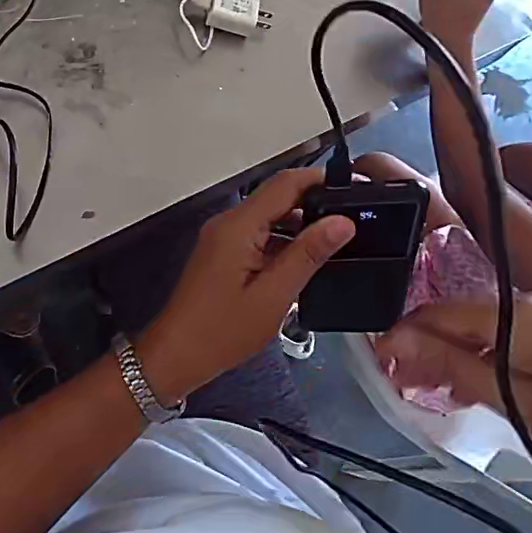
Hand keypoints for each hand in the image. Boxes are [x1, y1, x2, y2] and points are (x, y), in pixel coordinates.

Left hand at [135, 169, 353, 403]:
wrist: (177, 353)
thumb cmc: (222, 330)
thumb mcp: (274, 295)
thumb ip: (308, 254)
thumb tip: (341, 223)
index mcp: (238, 226)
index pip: (284, 184)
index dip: (320, 179)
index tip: (352, 184)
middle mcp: (227, 223)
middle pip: (276, 197)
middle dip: (314, 201)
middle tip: (353, 216)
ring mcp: (222, 237)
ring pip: (268, 216)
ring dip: (300, 223)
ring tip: (337, 239)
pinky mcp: (222, 252)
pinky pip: (258, 234)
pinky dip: (283, 240)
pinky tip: (305, 259)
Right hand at [382, 293, 531, 511]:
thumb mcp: (528, 407)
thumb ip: (459, 368)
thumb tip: (399, 344)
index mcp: (525, 312)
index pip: (441, 311)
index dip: (404, 334)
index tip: (379, 360)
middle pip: (463, 316)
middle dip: (427, 344)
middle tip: (404, 380)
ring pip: (488, 326)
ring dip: (457, 352)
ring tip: (437, 387)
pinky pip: (516, 333)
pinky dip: (490, 355)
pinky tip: (483, 382)